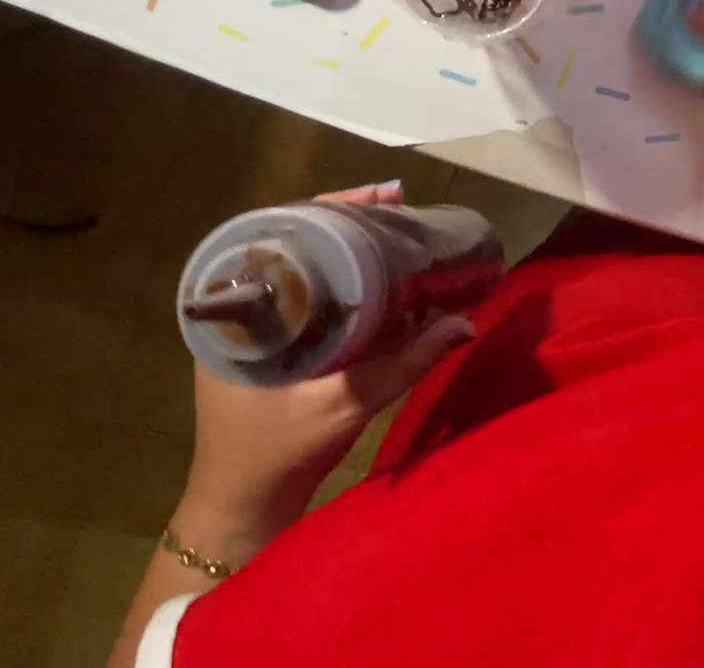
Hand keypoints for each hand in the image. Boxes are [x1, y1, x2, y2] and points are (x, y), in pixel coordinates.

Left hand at [178, 182, 475, 543]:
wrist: (242, 508)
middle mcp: (240, 308)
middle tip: (400, 204)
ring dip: (348, 244)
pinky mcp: (272, 343)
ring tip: (396, 227)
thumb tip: (465, 322)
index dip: (334, 206)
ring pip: (304, 264)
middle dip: (349, 218)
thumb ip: (406, 362)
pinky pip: (310, 291)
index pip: (282, 232)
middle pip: (296, 242)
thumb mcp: (346, 404)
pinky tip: (380, 274)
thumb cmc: (278, 453)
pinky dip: (344, 276)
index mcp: (237, 311)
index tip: (383, 195)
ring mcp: (255, 326)